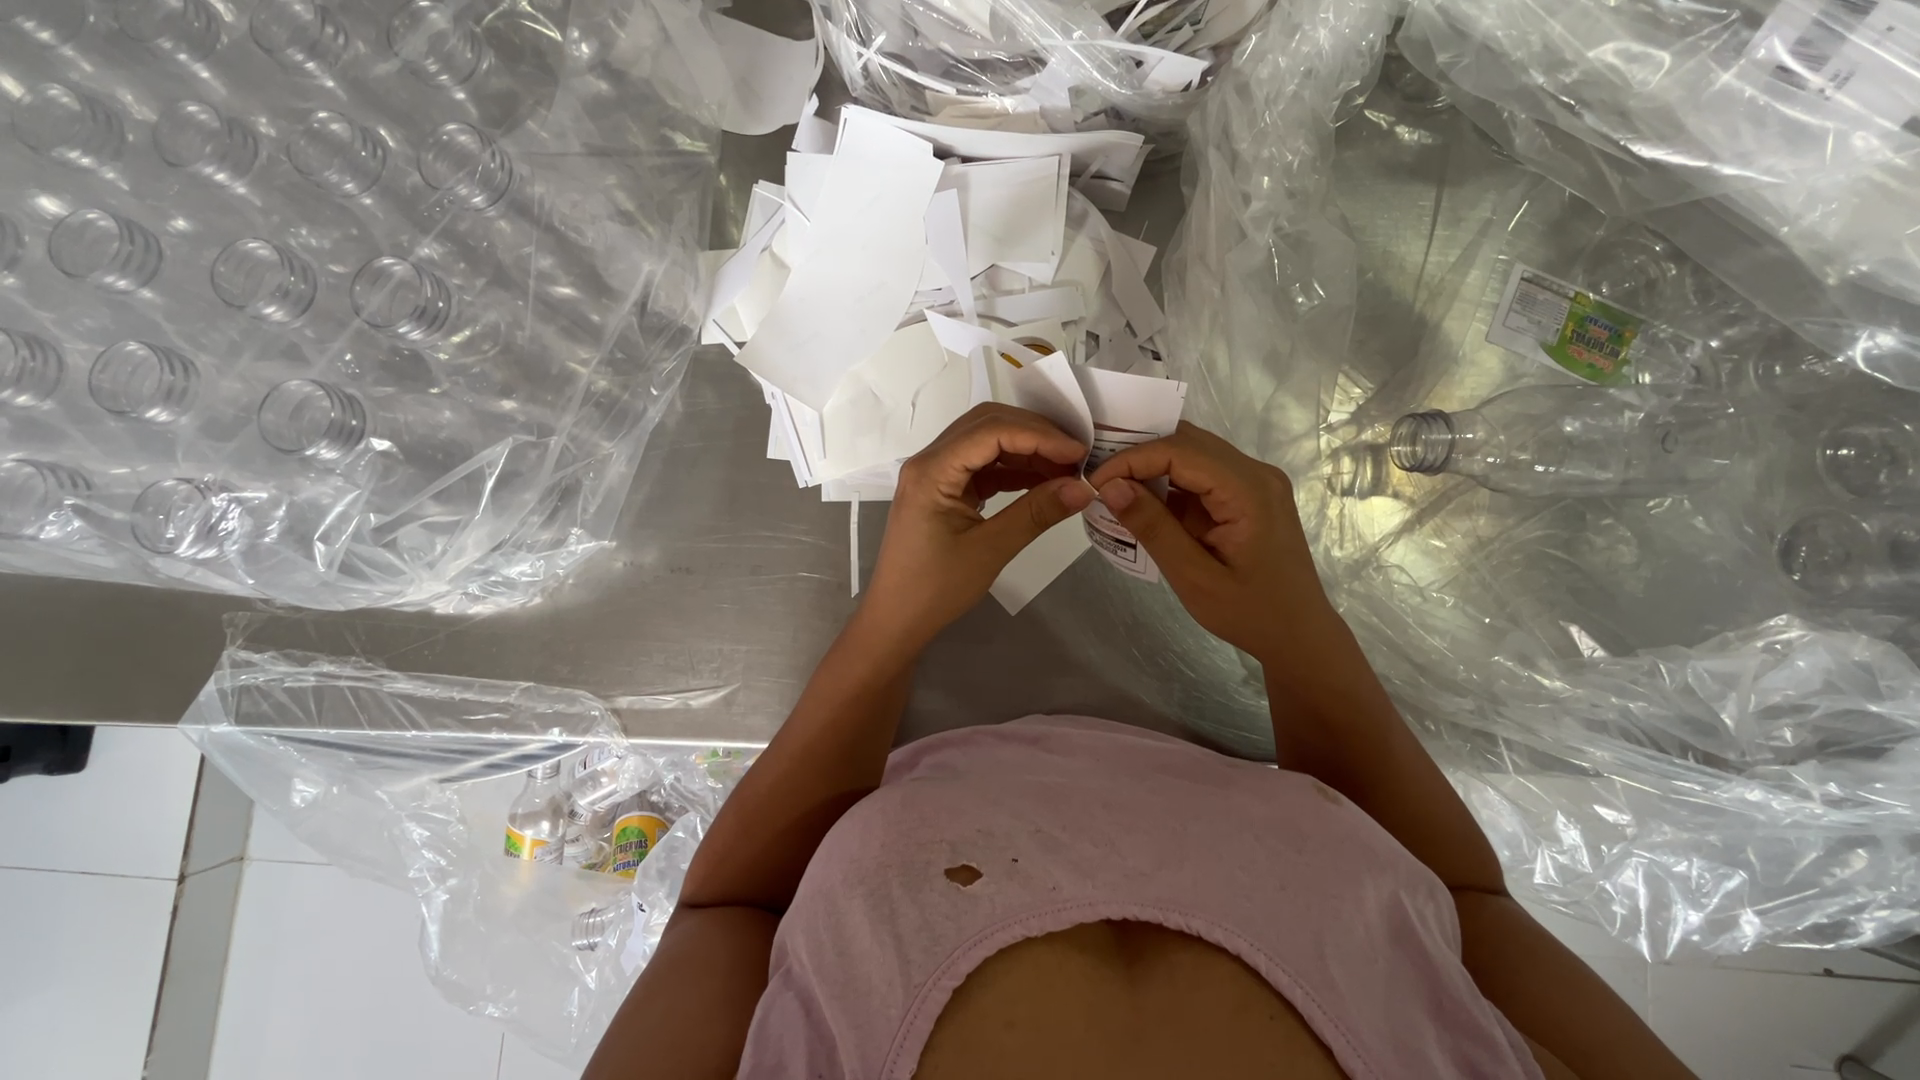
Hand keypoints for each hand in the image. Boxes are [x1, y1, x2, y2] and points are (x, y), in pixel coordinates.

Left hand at [862, 404, 1092, 648]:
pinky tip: (1044, 482)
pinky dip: (1014, 470)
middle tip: (1076, 457)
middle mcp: (929, 461)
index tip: (1078, 453)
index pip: (991, 431)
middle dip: (1035, 435)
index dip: (1039, 436)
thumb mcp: (990, 550)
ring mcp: (935, 474)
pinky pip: (983, 466)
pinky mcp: (944, 490)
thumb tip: (1084, 488)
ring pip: (986, 443)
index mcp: (931, 471)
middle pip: (987, 425)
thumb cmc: (935, 589)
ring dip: (1027, 451)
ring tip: (1066, 471)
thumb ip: (1036, 513)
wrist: (897, 618)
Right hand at [1085, 421, 1332, 660]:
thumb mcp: (1194, 577)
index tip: (1095, 482)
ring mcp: (1255, 483)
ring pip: (1194, 455)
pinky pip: (1203, 476)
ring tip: (1114, 489)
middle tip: (1099, 479)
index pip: (1180, 451)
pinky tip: (1144, 503)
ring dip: (1153, 467)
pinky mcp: (1248, 497)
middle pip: (1188, 443)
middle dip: (1139, 455)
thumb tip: (1111, 487)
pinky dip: (1170, 484)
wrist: (1299, 635)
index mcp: (1249, 490)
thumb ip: (1153, 528)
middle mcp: (1256, 473)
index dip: (1132, 459)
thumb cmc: (1250, 613)